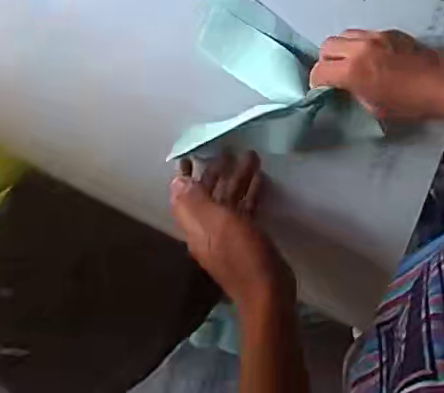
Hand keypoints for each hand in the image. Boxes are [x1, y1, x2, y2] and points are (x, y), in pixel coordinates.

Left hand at [169, 151, 293, 310]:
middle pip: (209, 196)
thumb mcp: (218, 224)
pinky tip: (261, 181)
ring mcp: (228, 237)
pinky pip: (244, 210)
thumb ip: (197, 202)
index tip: (193, 154)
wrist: (267, 292)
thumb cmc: (243, 254)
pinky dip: (249, 194)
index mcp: (197, 228)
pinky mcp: (247, 240)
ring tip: (252, 158)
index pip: (185, 197)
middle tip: (229, 151)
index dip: (186, 176)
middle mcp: (208, 232)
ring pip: (228, 201)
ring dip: (236, 179)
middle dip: (216, 173)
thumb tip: (176, 182)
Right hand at [309, 29, 443, 120]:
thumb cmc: (411, 103)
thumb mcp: (376, 108)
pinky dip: (361, 44)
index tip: (322, 89)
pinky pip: (365, 33)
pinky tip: (371, 57)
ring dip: (342, 49)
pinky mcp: (389, 31)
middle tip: (334, 75)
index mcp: (353, 70)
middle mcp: (360, 48)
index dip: (317, 82)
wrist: (441, 82)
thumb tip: (346, 87)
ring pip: (344, 35)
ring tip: (351, 63)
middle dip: (326, 61)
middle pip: (327, 46)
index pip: (320, 71)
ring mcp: (375, 36)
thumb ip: (355, 93)